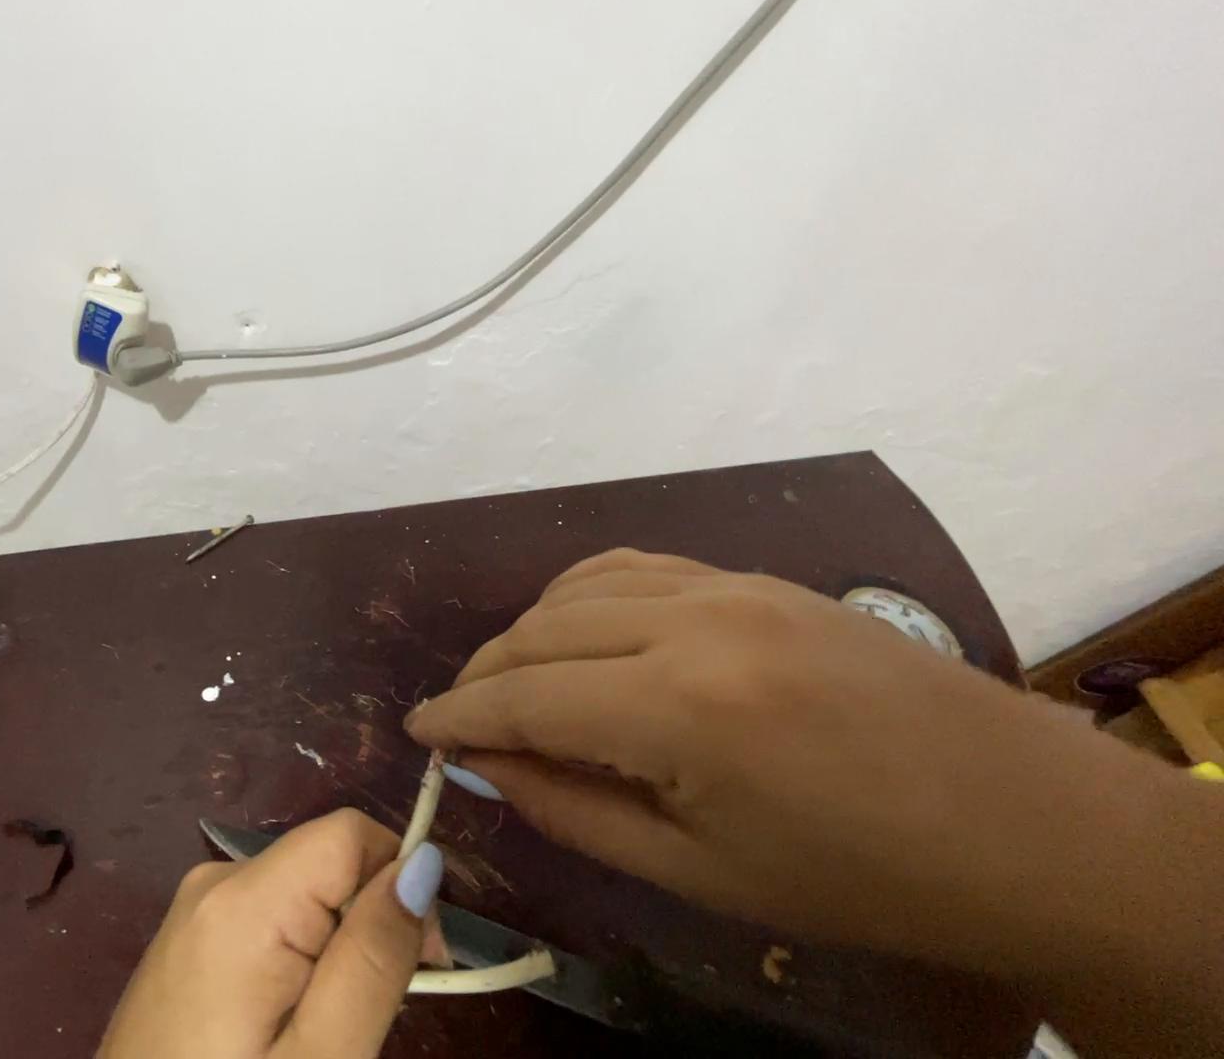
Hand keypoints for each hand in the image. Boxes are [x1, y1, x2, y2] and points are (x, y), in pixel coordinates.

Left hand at [97, 809, 445, 1058]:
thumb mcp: (320, 1057)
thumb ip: (372, 957)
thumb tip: (422, 860)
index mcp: (242, 899)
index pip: (349, 834)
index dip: (400, 882)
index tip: (422, 963)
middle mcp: (216, 881)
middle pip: (328, 862)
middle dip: (371, 922)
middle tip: (372, 1017)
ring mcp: (197, 908)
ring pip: (306, 892)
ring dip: (340, 944)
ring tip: (326, 1030)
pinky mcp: (192, 936)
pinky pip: (272, 917)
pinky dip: (304, 954)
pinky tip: (291, 1021)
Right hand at [405, 550, 1218, 992]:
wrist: (1028, 825)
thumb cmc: (857, 876)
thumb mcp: (695, 870)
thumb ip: (569, 806)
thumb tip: (482, 764)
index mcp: (680, 709)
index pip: (523, 700)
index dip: (457, 717)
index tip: (415, 732)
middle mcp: (692, 621)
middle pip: (537, 632)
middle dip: (481, 676)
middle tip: (457, 719)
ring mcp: (726, 584)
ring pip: (575, 588)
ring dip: (524, 633)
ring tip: (508, 681)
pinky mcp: (752, 575)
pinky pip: (630, 567)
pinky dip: (578, 597)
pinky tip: (574, 632)